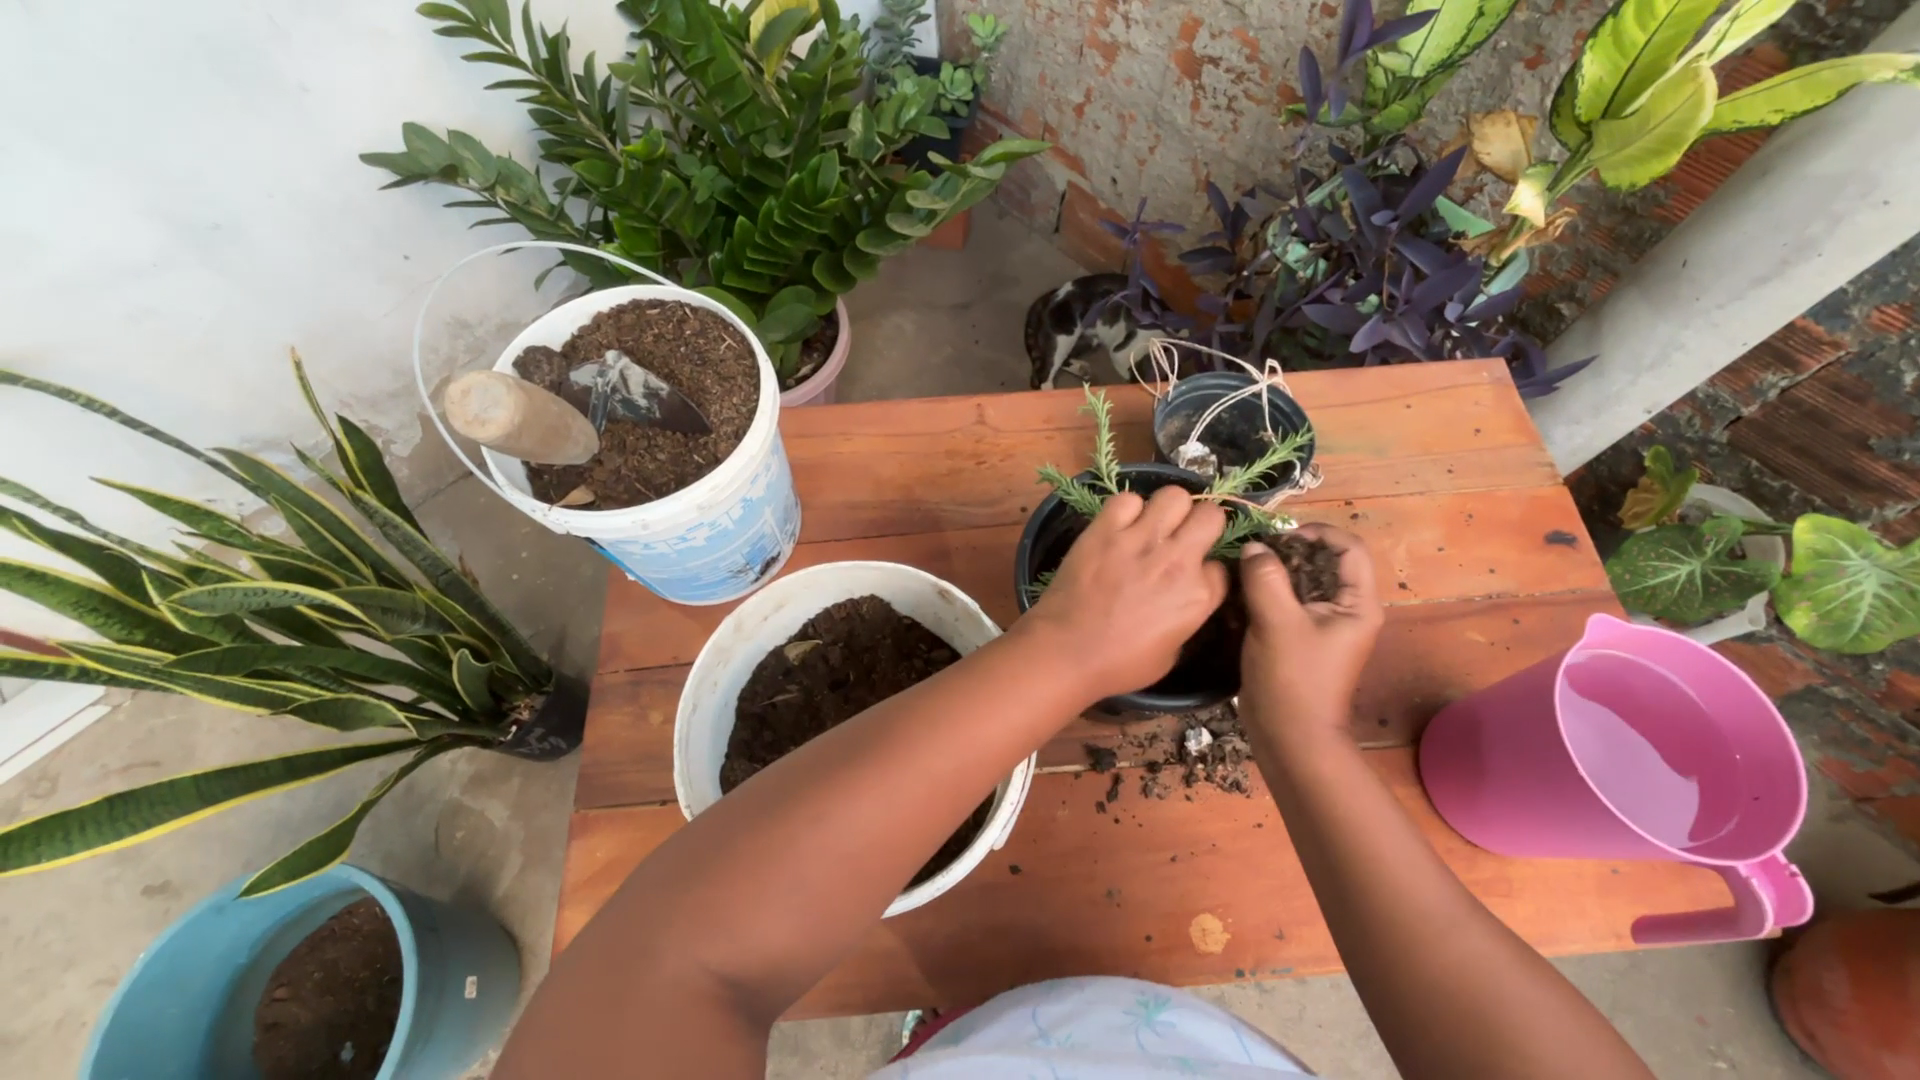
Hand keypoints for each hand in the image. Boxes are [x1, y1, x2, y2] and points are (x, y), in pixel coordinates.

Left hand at [1018, 486, 1229, 702]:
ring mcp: (1139, 540)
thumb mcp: (1172, 653)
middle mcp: (1177, 561)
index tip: (1192, 576)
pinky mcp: (1104, 530)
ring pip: (1173, 496)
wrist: (1066, 652)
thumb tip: (1184, 602)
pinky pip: (1126, 500)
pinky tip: (1119, 526)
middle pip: (1210, 516)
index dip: (1207, 569)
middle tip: (1183, 535)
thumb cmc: (1119, 665)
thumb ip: (1187, 619)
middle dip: (1203, 523)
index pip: (1222, 566)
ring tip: (1153, 525)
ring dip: (1168, 509)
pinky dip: (1126, 509)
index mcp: (1198, 596)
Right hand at [1238, 523, 1383, 739]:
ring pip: (1300, 581)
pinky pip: (1286, 602)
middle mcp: (1345, 610)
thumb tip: (1253, 547)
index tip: (1278, 538)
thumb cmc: (1292, 679)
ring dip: (1272, 573)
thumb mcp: (1277, 622)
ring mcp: (1321, 625)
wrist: (1288, 736)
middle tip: (1253, 554)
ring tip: (1242, 573)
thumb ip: (1265, 578)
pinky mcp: (1298, 638)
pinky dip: (1264, 594)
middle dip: (1287, 552)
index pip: (1349, 548)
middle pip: (1322, 561)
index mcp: (1357, 604)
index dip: (1317, 533)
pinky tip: (1239, 597)